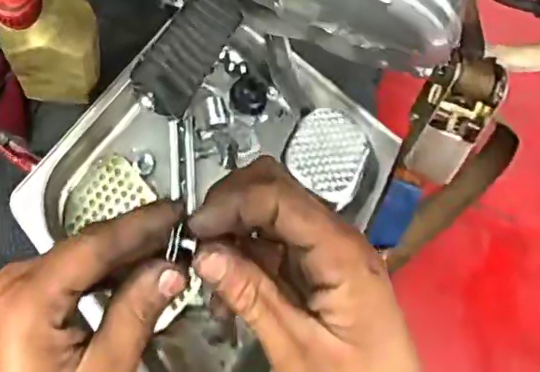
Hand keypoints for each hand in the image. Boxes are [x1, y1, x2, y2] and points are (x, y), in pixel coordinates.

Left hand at [0, 200, 187, 371]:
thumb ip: (134, 316)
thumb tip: (167, 269)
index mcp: (30, 294)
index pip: (95, 243)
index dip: (139, 224)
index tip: (172, 213)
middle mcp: (18, 279)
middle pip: (88, 245)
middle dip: (136, 237)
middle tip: (177, 230)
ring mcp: (18, 286)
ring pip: (82, 255)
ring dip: (124, 253)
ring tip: (164, 247)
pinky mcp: (25, 298)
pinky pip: (71, 271)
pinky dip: (104, 271)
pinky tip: (133, 270)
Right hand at [188, 157, 419, 371]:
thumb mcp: (300, 354)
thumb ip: (252, 299)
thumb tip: (206, 253)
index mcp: (342, 251)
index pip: (276, 193)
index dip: (230, 202)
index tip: (197, 227)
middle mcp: (337, 236)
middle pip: (272, 185)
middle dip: (229, 205)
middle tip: (199, 239)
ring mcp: (327, 247)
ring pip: (267, 207)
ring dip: (232, 229)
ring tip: (211, 270)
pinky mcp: (318, 263)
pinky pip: (271, 236)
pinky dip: (243, 249)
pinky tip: (229, 282)